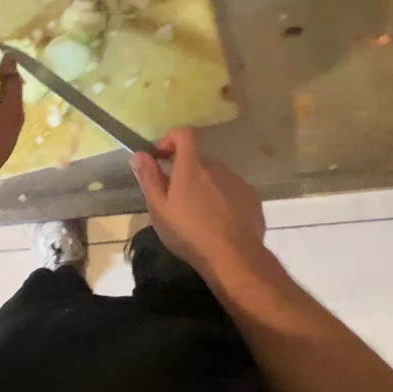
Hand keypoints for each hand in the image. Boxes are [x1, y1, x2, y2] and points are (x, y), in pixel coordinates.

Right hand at [131, 127, 265, 278]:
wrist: (234, 257)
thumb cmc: (189, 233)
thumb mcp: (159, 209)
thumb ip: (149, 178)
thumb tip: (140, 154)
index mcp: (192, 166)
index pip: (184, 133)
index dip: (171, 138)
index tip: (161, 157)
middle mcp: (217, 167)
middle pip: (199, 160)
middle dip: (186, 172)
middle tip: (175, 200)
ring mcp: (238, 182)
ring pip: (216, 177)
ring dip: (205, 188)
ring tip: (198, 216)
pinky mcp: (252, 198)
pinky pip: (232, 191)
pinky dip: (223, 200)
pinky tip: (219, 224)